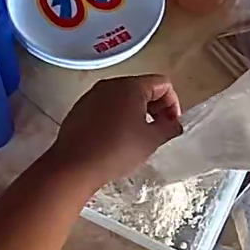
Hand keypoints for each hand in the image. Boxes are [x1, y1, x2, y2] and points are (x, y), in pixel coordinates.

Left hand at [40, 74, 182, 190]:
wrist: (75, 165)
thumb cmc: (118, 150)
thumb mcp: (151, 140)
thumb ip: (169, 128)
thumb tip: (174, 124)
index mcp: (131, 86)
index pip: (162, 84)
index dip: (173, 104)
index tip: (170, 125)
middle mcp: (110, 84)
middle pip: (142, 88)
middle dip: (155, 107)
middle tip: (158, 131)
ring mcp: (92, 95)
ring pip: (122, 98)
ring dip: (136, 113)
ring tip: (137, 137)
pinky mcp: (79, 109)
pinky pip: (105, 107)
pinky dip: (116, 117)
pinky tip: (115, 139)